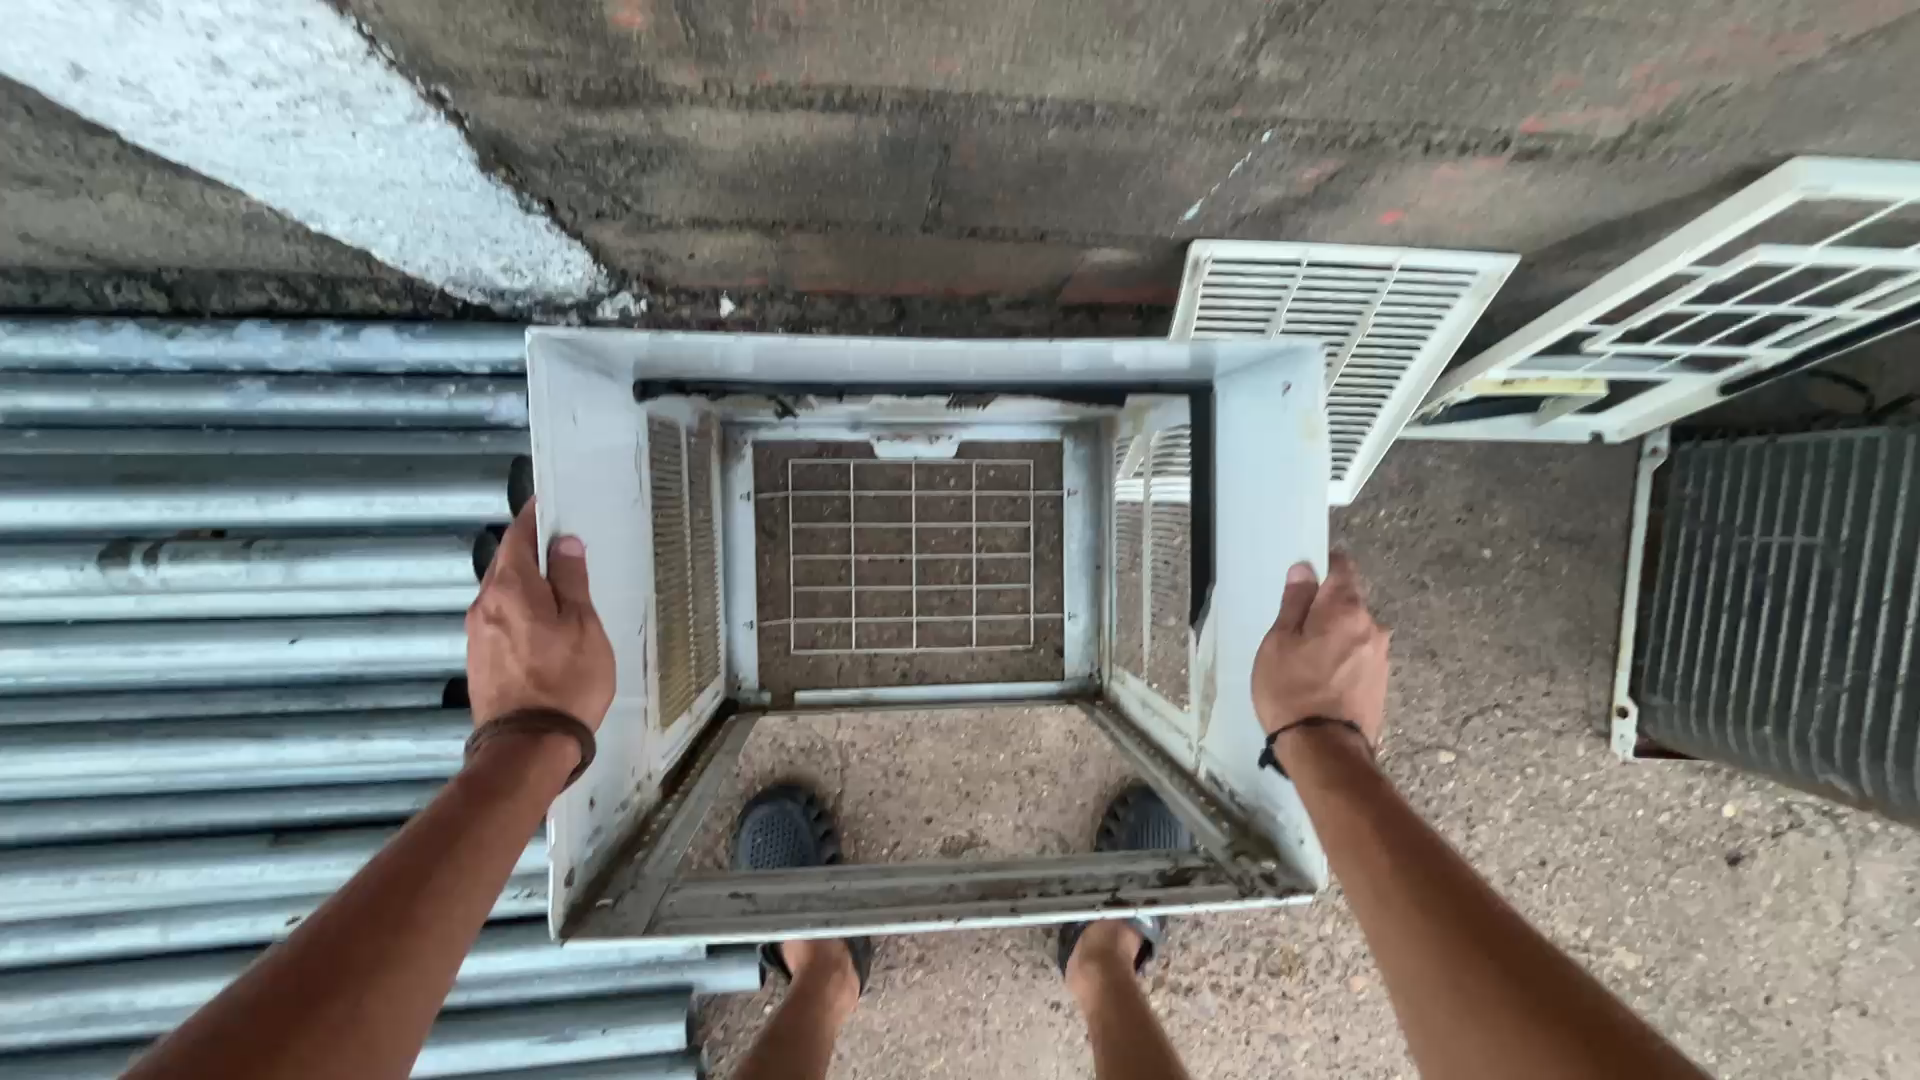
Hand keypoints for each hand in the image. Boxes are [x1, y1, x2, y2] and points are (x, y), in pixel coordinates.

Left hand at [465, 501, 615, 731]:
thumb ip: (572, 582)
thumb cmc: (567, 681)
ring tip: (558, 581)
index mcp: (511, 590)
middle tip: (561, 540)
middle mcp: (484, 605)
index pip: (518, 537)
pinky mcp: (480, 658)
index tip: (549, 502)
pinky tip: (542, 617)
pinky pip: (500, 616)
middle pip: (505, 563)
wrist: (529, 745)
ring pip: (501, 591)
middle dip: (530, 547)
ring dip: (526, 579)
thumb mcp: (583, 625)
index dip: (534, 517)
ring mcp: (477, 634)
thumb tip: (565, 545)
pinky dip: (520, 605)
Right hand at [1251, 552, 1390, 747]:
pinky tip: (1320, 679)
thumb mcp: (1279, 642)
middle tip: (1293, 628)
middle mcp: (1372, 627)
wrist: (1325, 750)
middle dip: (1324, 607)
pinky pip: (1357, 656)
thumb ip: (1294, 603)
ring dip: (1332, 636)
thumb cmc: (1292, 690)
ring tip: (1304, 661)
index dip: (1323, 565)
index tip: (1303, 577)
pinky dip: (1341, 659)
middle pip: (1348, 602)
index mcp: (1345, 610)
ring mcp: (1381, 657)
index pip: (1342, 568)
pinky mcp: (1381, 683)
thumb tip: (1304, 570)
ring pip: (1353, 631)